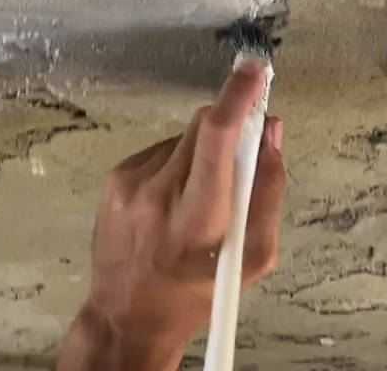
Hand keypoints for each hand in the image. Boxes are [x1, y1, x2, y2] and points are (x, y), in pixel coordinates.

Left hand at [59, 63, 285, 368]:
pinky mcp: (116, 177)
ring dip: (200, 153)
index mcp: (196, 220)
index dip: (237, 99)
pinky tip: (173, 198)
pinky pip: (160, 150)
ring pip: (183, 138)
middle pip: (201, 127)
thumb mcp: (252, 259)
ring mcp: (131, 183)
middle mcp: (158, 195)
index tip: (253, 71)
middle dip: (227, 127)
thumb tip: (270, 131)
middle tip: (240, 151)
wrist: (127, 315)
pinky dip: (176, 164)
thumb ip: (269, 191)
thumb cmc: (196, 293)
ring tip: (197, 196)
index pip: (216, 140)